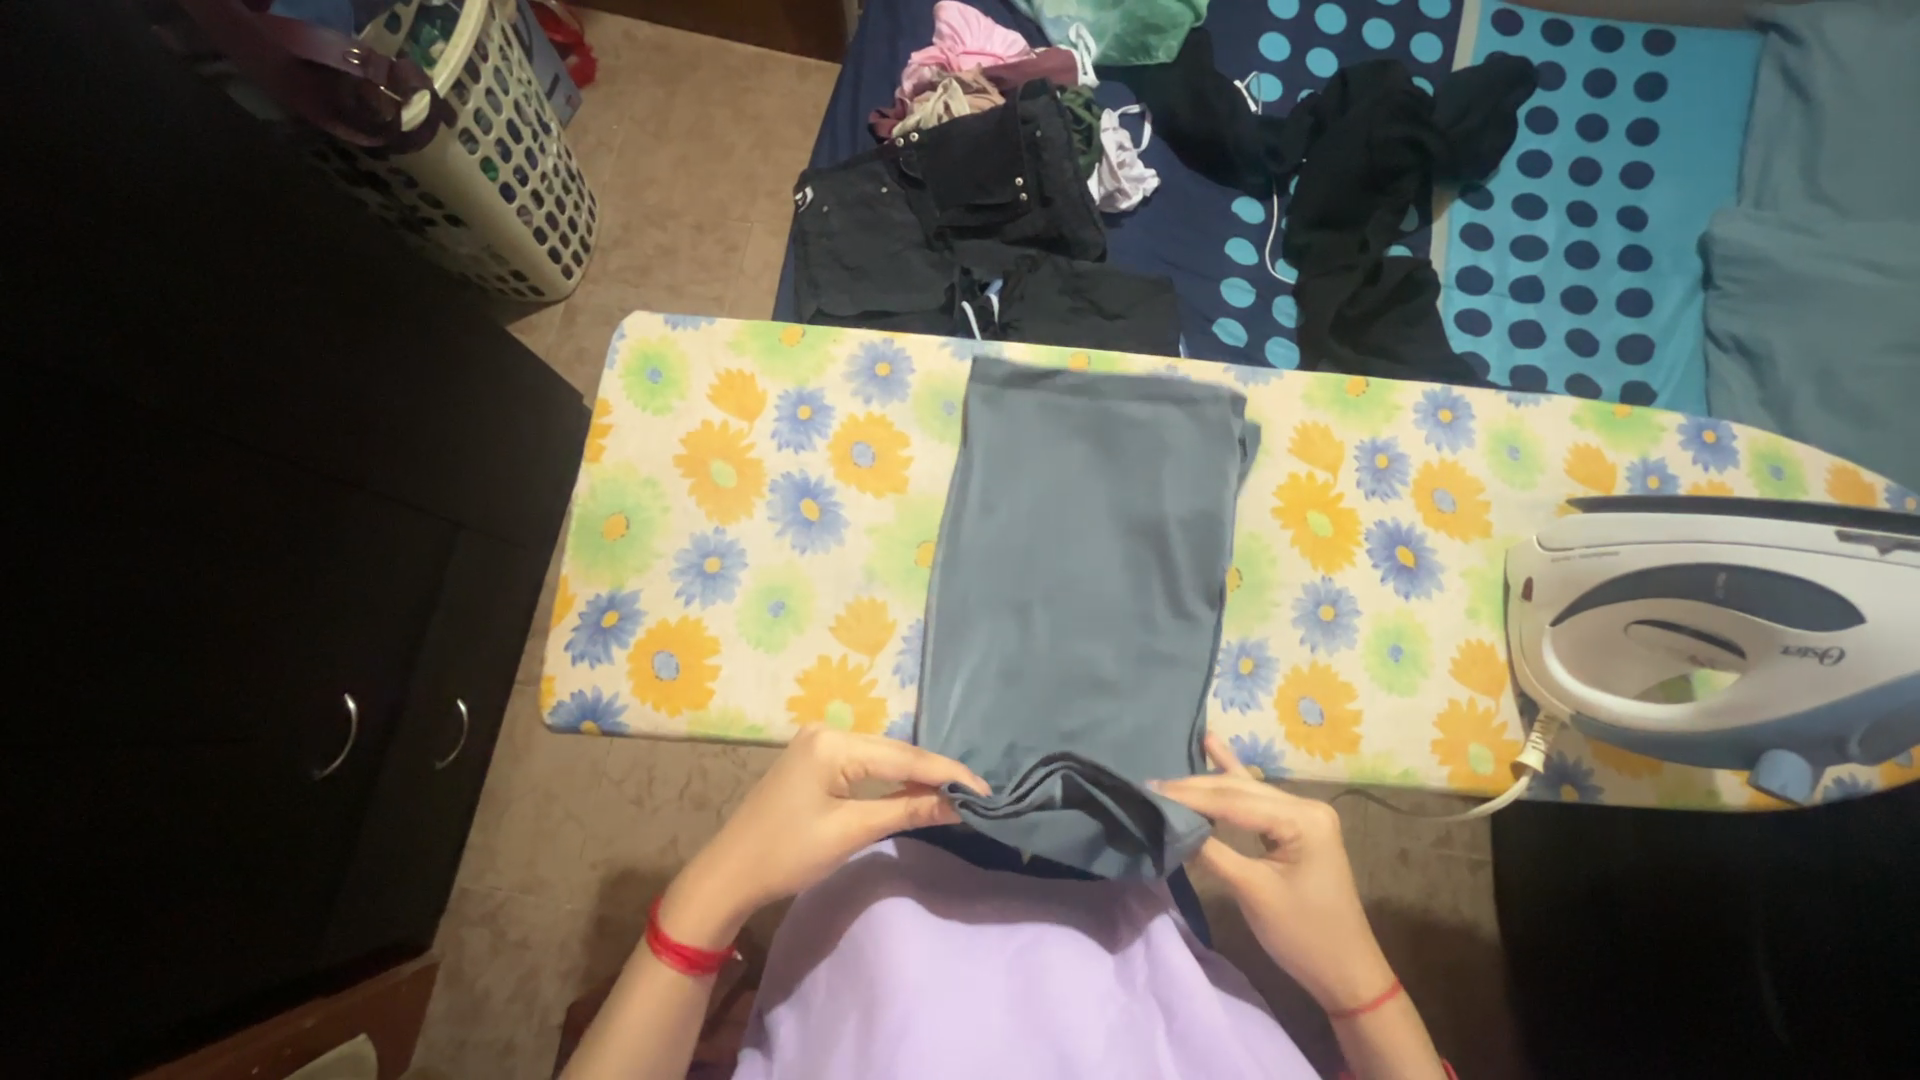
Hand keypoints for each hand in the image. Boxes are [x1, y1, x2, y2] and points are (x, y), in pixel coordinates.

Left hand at [657, 726, 989, 947]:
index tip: (986, 790)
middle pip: (896, 751)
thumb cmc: (787, 854)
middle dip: (936, 773)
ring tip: (957, 793)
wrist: (728, 874)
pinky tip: (917, 789)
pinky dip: (892, 778)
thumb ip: (908, 810)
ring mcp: (820, 742)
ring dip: (917, 775)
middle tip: (977, 794)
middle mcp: (828, 731)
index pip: (905, 756)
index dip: (948, 774)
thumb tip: (959, 805)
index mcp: (833, 743)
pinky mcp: (816, 758)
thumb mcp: (852, 832)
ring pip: (883, 756)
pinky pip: (866, 763)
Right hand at [1155, 735, 1393, 1010]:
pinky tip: (1212, 746)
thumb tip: (1171, 824)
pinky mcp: (1295, 827)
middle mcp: (1305, 806)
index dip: (1188, 796)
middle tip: (1150, 785)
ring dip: (1207, 783)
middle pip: (1238, 790)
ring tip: (1169, 771)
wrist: (1347, 973)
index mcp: (1302, 818)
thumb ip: (1212, 852)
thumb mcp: (1253, 892)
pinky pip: (1255, 799)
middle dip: (1194, 788)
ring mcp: (1303, 814)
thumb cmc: (1304, 935)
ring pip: (1244, 791)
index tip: (1149, 789)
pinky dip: (1231, 778)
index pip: (1233, 801)